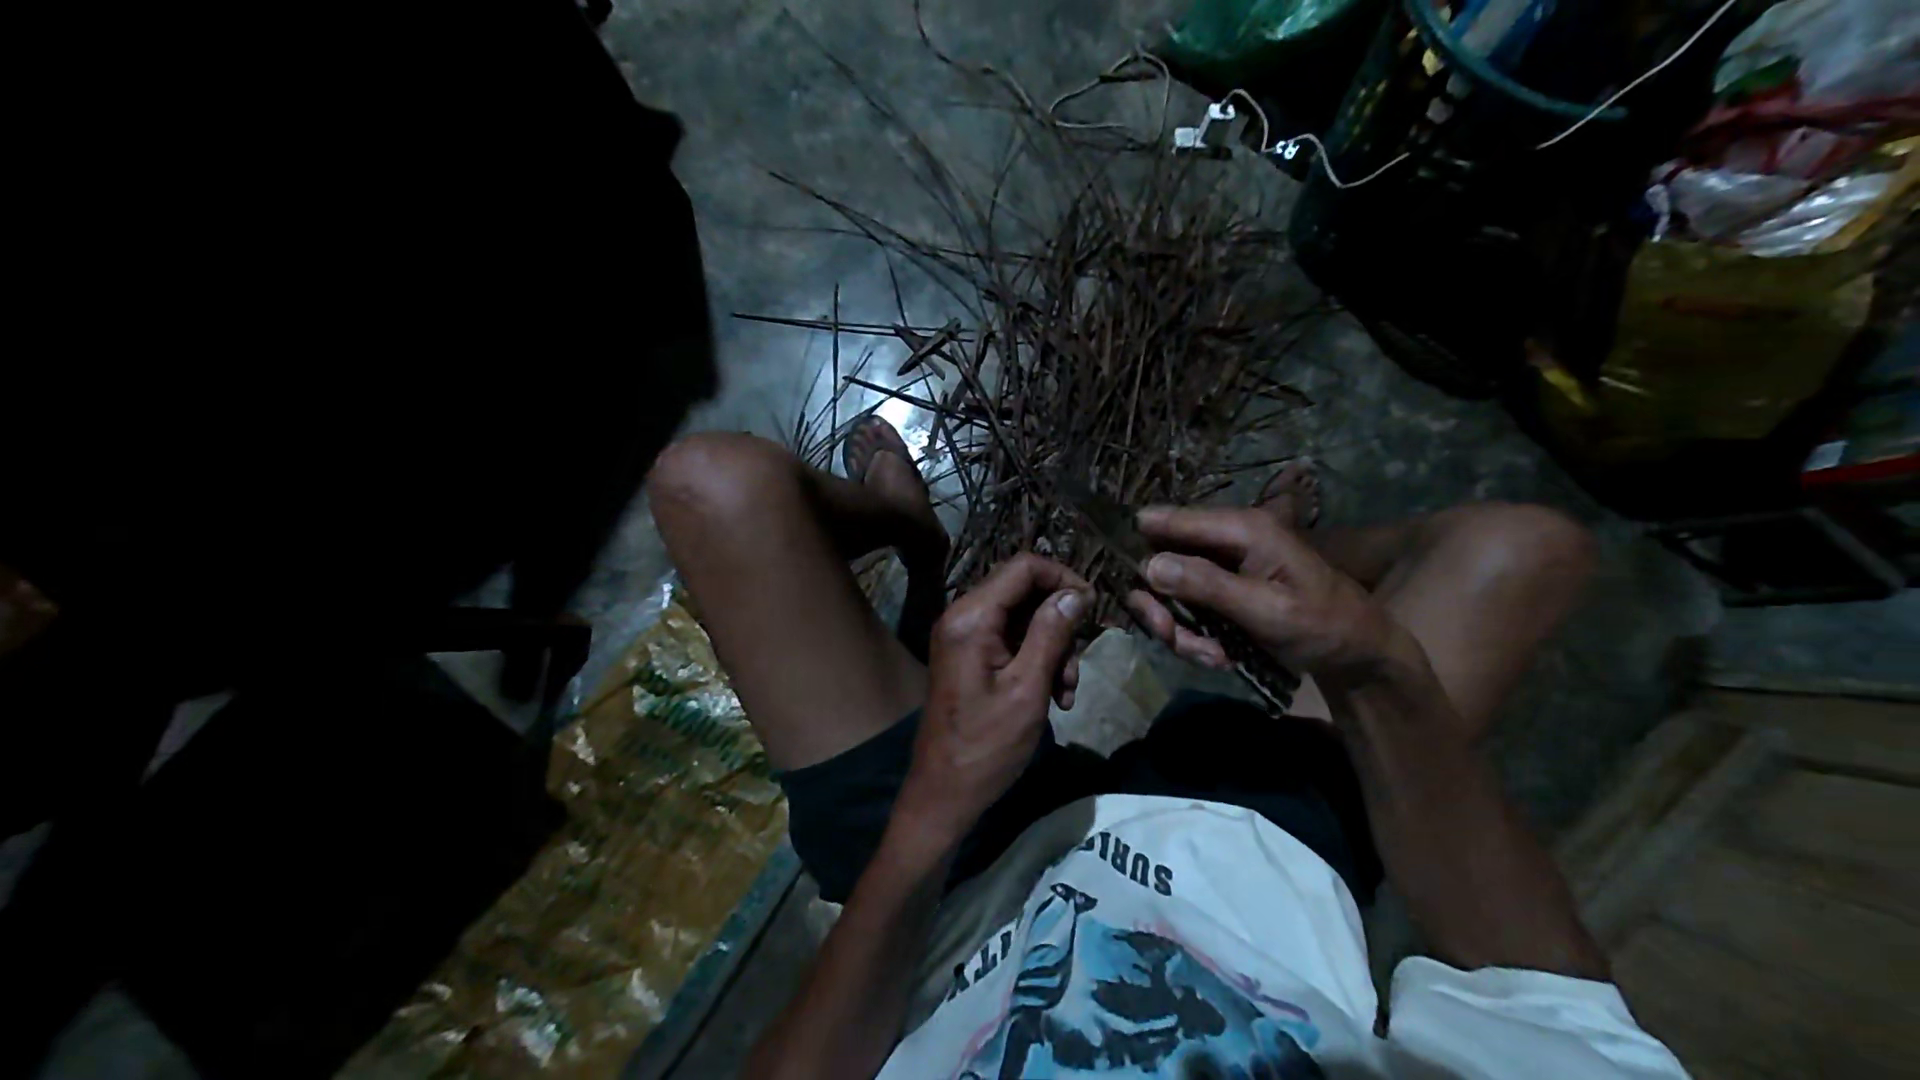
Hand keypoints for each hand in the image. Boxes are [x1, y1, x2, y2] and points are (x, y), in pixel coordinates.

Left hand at [893, 554, 1090, 848]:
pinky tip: (1053, 697)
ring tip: (1065, 693)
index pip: (1023, 567)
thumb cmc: (987, 745)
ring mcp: (964, 636)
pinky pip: (1012, 640)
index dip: (1063, 577)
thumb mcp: (1028, 689)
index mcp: (971, 618)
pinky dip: (1037, 661)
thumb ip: (1052, 633)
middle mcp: (962, 616)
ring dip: (1053, 648)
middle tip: (1075, 667)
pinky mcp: (969, 655)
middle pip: (1025, 592)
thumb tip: (1076, 593)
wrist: (945, 791)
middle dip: (1060, 624)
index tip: (1092, 607)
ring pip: (1024, 618)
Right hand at [1125, 506, 1407, 682]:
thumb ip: (1207, 585)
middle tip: (1171, 636)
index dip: (1139, 546)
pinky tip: (1218, 657)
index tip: (1126, 586)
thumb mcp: (1266, 609)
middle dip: (1159, 605)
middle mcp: (1222, 541)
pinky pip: (1183, 612)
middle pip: (1158, 561)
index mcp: (1241, 528)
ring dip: (1178, 629)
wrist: (1353, 653)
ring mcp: (1217, 568)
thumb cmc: (1321, 624)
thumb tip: (1148, 565)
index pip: (1168, 520)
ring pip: (1166, 593)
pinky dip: (1193, 639)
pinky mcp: (1216, 593)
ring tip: (1209, 656)